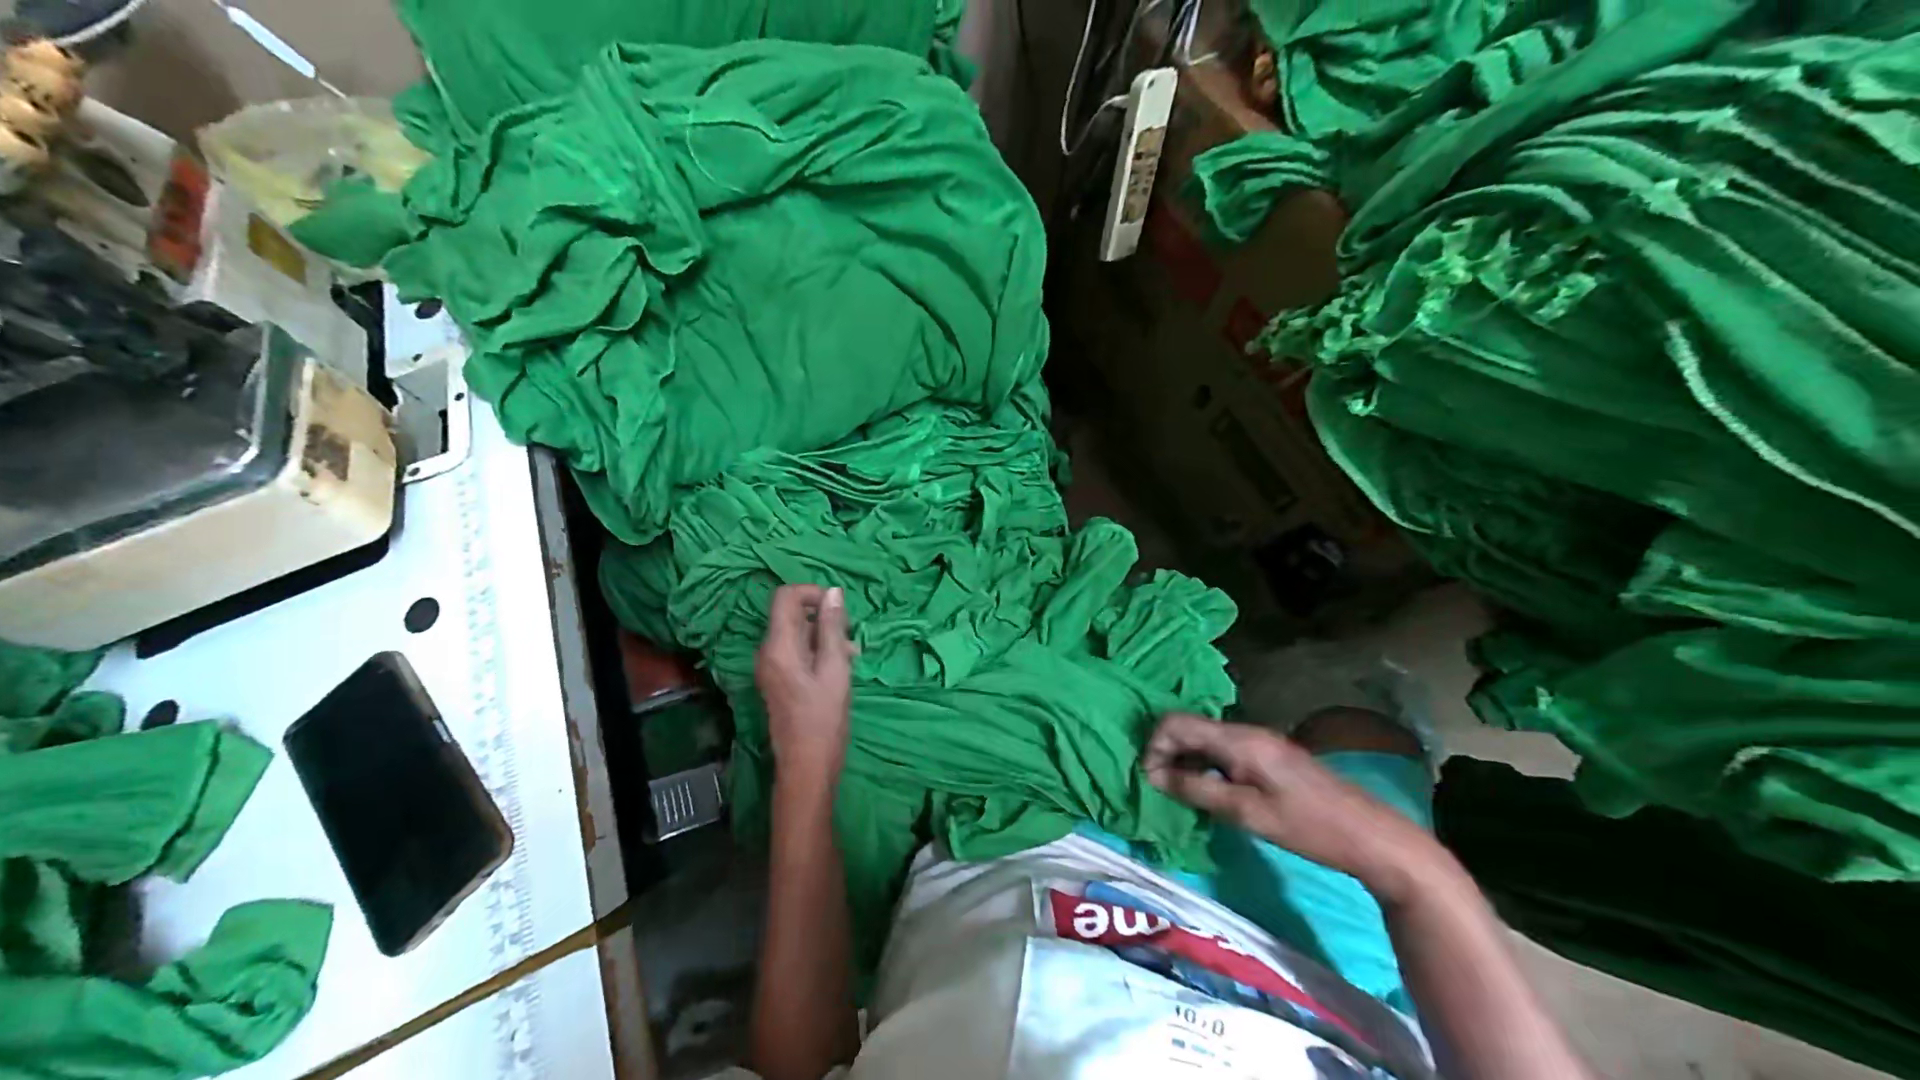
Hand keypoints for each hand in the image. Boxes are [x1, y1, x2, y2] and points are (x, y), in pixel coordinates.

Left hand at [755, 584, 853, 790]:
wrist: (806, 766)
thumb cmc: (824, 718)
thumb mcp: (835, 669)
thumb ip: (833, 628)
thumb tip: (833, 592)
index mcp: (777, 646)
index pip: (785, 596)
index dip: (812, 593)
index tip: (838, 608)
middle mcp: (767, 652)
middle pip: (791, 614)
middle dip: (823, 616)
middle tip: (850, 636)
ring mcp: (771, 667)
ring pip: (797, 633)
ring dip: (825, 635)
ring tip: (851, 655)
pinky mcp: (779, 680)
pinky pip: (797, 651)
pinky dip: (819, 651)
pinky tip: (841, 667)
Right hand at [1143, 713, 1443, 901]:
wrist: (1372, 837)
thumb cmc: (1308, 827)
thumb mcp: (1247, 814)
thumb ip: (1197, 790)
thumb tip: (1155, 775)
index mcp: (1239, 740)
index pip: (1175, 722)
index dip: (1154, 746)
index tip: (1151, 780)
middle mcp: (1246, 731)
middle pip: (1188, 727)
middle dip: (1166, 753)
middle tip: (1161, 790)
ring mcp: (1260, 742)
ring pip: (1205, 739)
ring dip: (1185, 761)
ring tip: (1180, 794)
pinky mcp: (1270, 756)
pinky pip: (1223, 751)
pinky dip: (1206, 766)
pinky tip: (1209, 793)